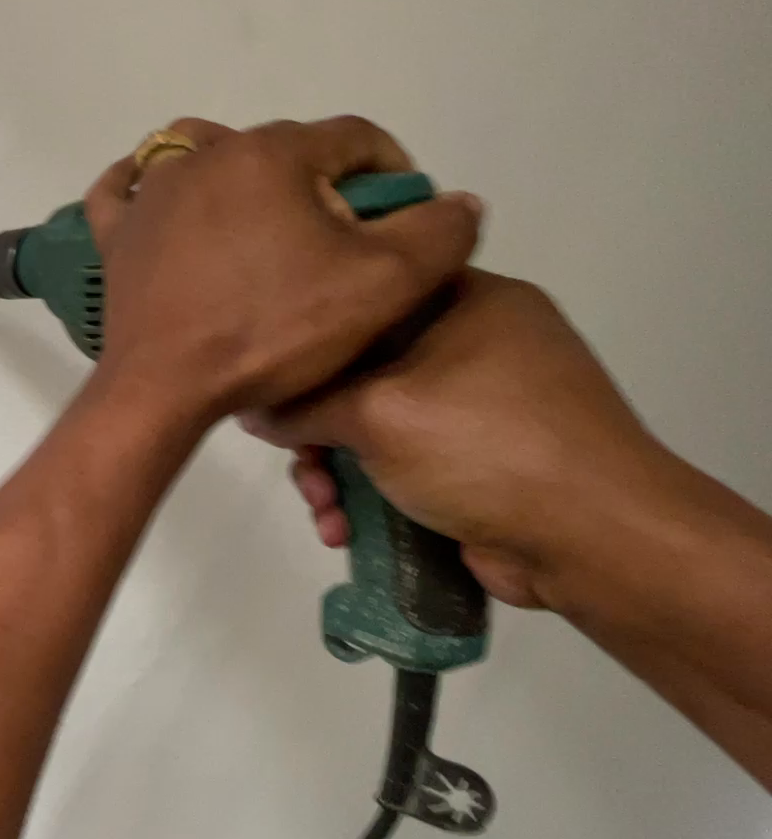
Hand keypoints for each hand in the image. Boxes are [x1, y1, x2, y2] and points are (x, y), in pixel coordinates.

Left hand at [81, 116, 484, 423]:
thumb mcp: (385, 284)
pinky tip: (158, 195)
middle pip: (281, 153)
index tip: (398, 221)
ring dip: (238, 178)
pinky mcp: (115, 237)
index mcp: (271, 153)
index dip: (391, 174)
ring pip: (202, 161)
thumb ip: (440, 230)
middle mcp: (203, 158)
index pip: (355, 139)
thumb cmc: (270, 333)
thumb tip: (451, 200)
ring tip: (259, 224)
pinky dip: (139, 186)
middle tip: (331, 243)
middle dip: (317, 185)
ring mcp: (149, 198)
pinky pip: (121, 192)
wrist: (165, 388)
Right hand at [250, 270, 667, 608]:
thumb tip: (249, 409)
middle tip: (300, 464)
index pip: (370, 296)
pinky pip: (391, 461)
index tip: (270, 370)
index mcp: (471, 305)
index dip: (312, 332)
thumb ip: (298, 406)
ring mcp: (474, 406)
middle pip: (357, 371)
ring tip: (325, 512)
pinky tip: (343, 529)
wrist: (590, 542)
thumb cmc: (483, 448)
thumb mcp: (373, 414)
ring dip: (332, 473)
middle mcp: (474, 346)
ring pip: (367, 425)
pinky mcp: (470, 458)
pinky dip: (362, 494)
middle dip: (315, 430)